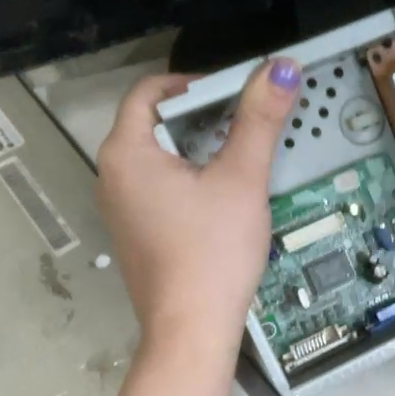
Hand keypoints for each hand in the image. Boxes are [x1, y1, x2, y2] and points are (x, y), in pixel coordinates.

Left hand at [94, 60, 300, 357]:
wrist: (191, 329)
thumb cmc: (213, 250)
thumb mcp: (241, 179)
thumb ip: (259, 120)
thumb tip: (283, 66)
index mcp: (126, 151)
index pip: (151, 91)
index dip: (193, 83)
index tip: (234, 93)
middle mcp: (112, 176)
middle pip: (153, 125)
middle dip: (199, 118)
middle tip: (244, 125)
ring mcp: (119, 210)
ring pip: (157, 161)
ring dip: (195, 151)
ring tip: (239, 160)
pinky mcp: (135, 237)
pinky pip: (158, 192)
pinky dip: (187, 182)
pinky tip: (221, 202)